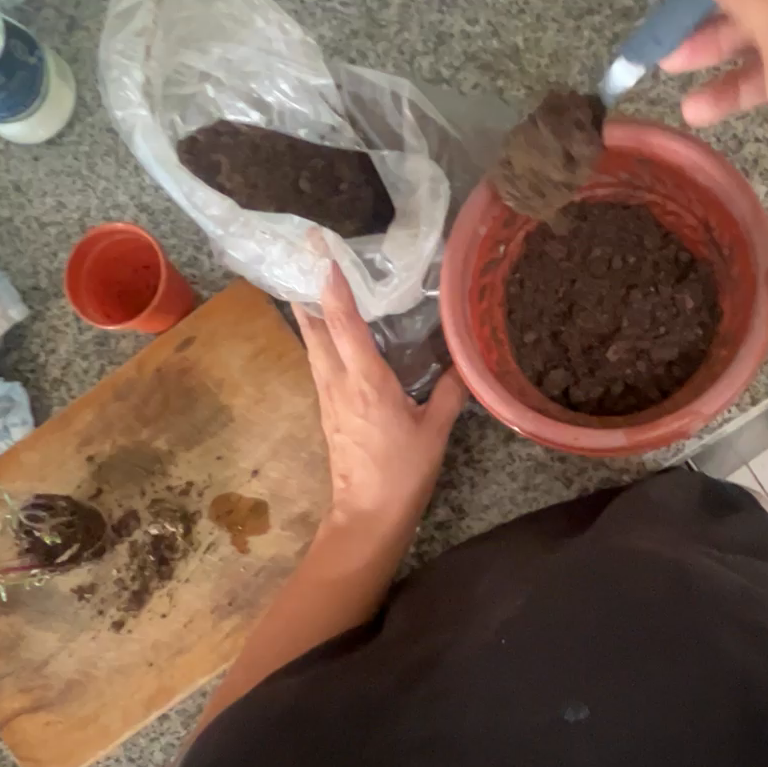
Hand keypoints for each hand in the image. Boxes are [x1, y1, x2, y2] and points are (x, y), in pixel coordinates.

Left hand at [293, 257, 465, 540]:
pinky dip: (319, 339)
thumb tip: (463, 365)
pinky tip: (327, 333)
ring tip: (310, 282)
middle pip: (314, 328)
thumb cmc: (402, 473)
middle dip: (308, 290)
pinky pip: (319, 363)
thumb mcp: (434, 432)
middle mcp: (338, 383)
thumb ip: (448, 394)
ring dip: (308, 312)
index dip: (334, 286)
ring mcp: (328, 397)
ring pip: (312, 345)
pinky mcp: (327, 411)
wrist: (367, 514)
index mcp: (366, 382)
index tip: (322, 252)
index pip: (345, 324)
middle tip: (304, 254)